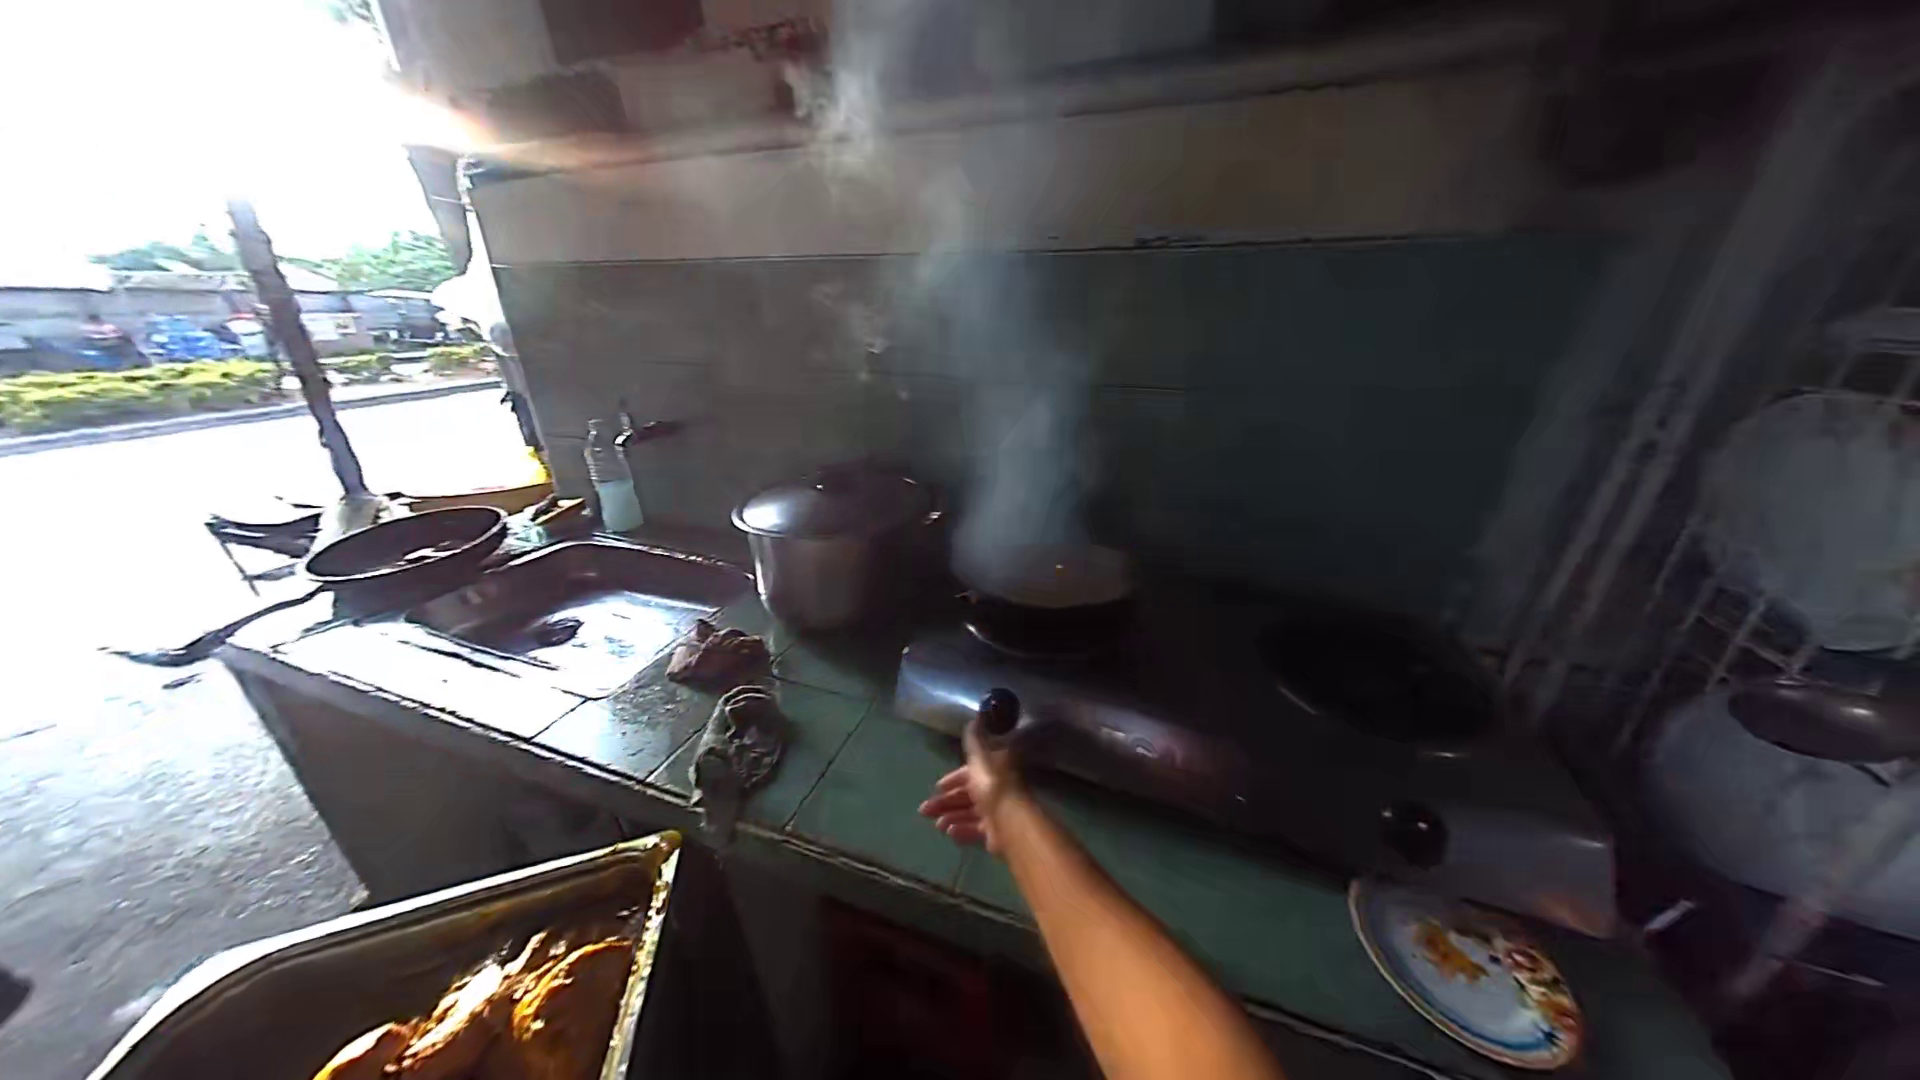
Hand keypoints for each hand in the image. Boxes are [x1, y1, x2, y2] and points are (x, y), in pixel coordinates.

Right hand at [918, 719, 1025, 852]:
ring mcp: (995, 812)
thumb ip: (974, 741)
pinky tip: (949, 833)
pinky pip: (975, 830)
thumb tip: (974, 718)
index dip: (954, 779)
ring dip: (951, 816)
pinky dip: (961, 830)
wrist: (1009, 820)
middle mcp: (994, 790)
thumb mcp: (979, 757)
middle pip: (966, 795)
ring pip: (968, 813)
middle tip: (925, 810)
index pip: (970, 773)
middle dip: (945, 801)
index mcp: (991, 771)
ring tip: (937, 825)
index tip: (938, 786)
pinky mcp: (994, 833)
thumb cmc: (992, 785)